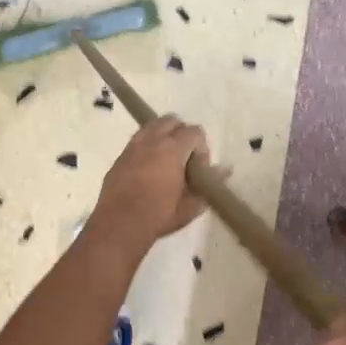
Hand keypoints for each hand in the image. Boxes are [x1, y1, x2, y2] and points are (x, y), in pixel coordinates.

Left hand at [91, 116, 211, 243]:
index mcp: (173, 148)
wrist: (119, 223)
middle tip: (184, 159)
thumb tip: (226, 169)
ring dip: (163, 136)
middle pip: (172, 121)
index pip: (195, 131)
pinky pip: (138, 140)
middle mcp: (152, 140)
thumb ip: (208, 184)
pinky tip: (148, 169)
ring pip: (152, 126)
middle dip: (182, 135)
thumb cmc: (158, 215)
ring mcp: (133, 146)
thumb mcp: (190, 205)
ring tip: (166, 161)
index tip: (198, 168)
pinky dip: (147, 146)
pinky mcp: (120, 156)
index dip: (201, 148)